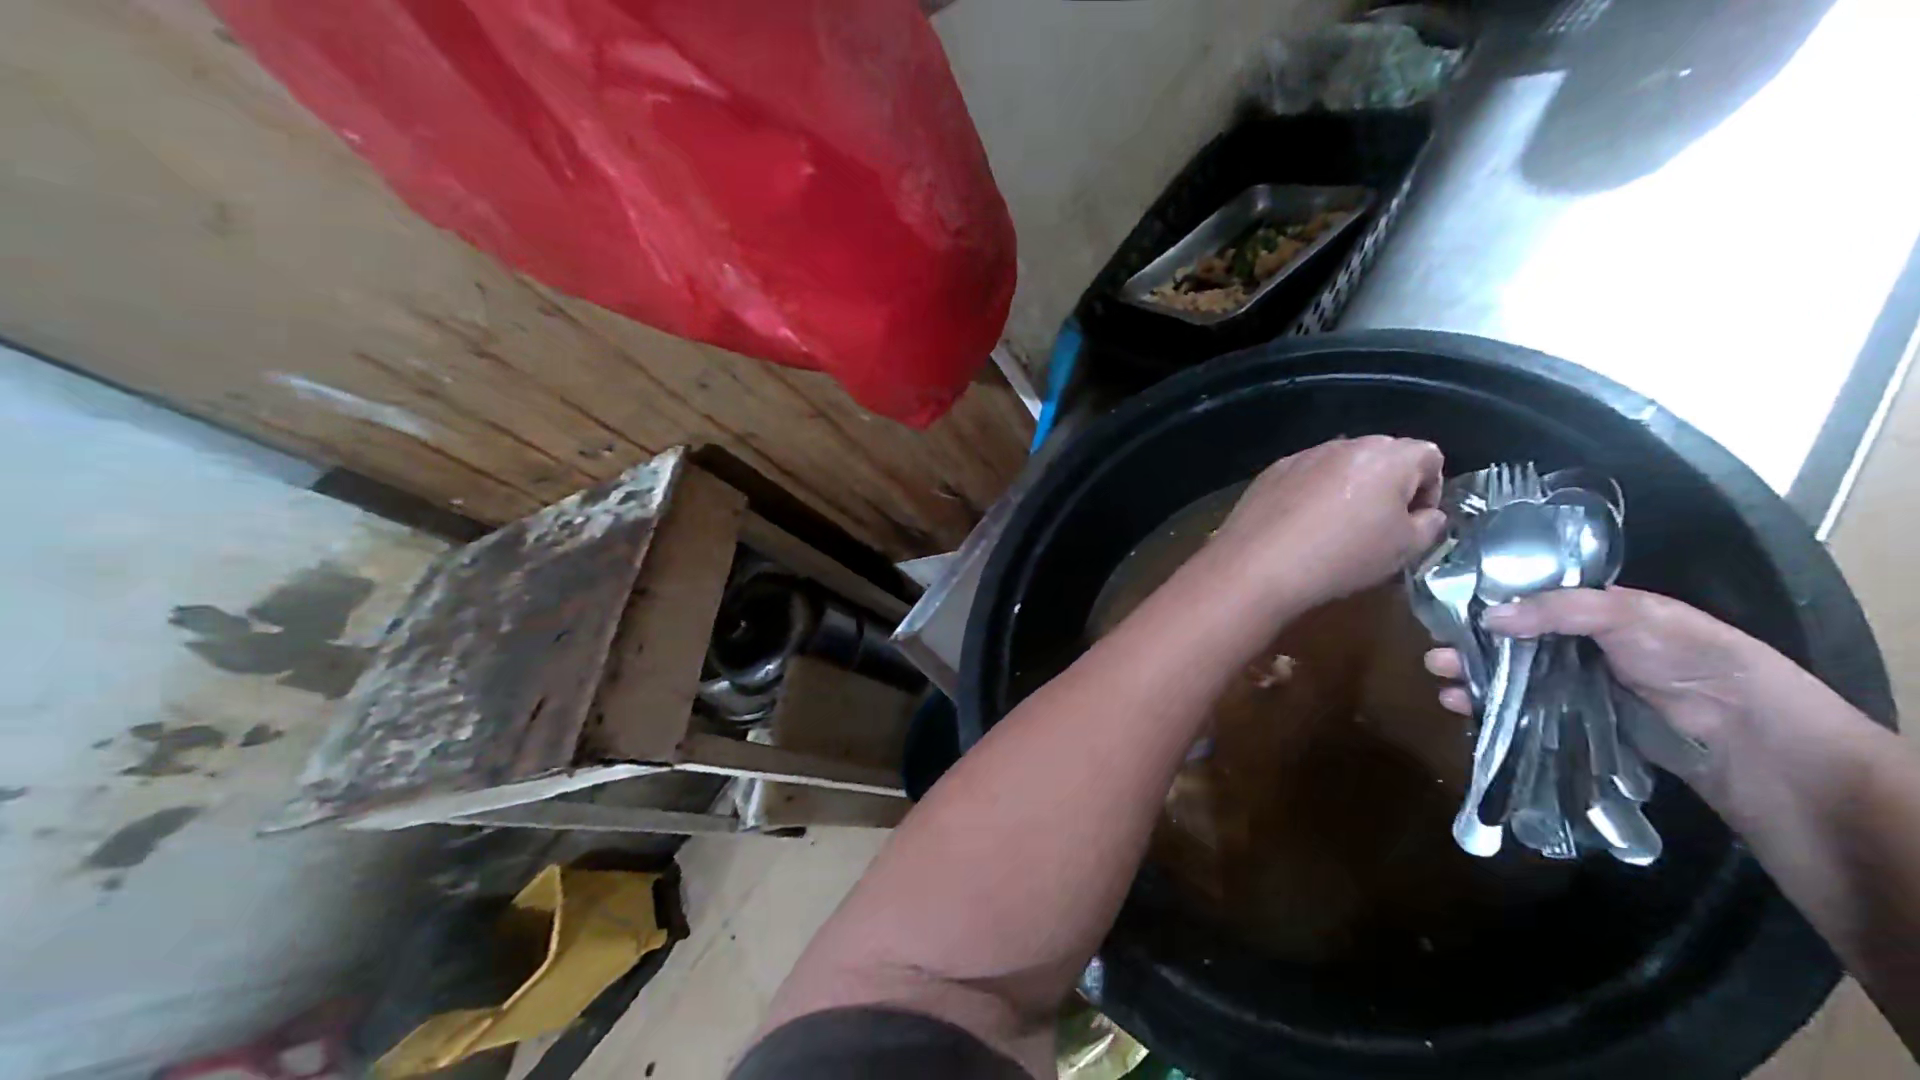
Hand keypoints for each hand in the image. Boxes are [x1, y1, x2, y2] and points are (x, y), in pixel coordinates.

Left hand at [1200, 436, 1445, 616]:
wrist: (1258, 565)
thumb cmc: (1342, 556)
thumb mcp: (1404, 549)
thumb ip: (1429, 525)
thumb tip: (1426, 514)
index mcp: (1388, 456)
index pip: (1429, 456)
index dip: (1430, 490)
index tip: (1414, 523)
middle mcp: (1344, 445)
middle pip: (1383, 456)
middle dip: (1390, 487)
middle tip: (1379, 528)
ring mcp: (1302, 456)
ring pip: (1341, 466)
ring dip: (1349, 489)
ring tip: (1336, 530)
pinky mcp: (1270, 473)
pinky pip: (1305, 478)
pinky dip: (1312, 495)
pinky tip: (1301, 528)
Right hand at [1423, 586, 1777, 744]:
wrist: (1743, 733)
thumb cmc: (1690, 657)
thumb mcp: (1629, 614)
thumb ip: (1558, 609)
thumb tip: (1486, 618)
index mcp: (1590, 611)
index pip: (1525, 602)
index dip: (1484, 605)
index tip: (1447, 611)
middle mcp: (1574, 646)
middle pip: (1505, 643)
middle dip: (1467, 647)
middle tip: (1436, 654)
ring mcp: (1570, 686)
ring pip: (1505, 677)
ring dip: (1469, 677)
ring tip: (1441, 679)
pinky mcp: (1569, 722)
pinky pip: (1517, 711)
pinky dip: (1484, 708)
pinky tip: (1459, 705)